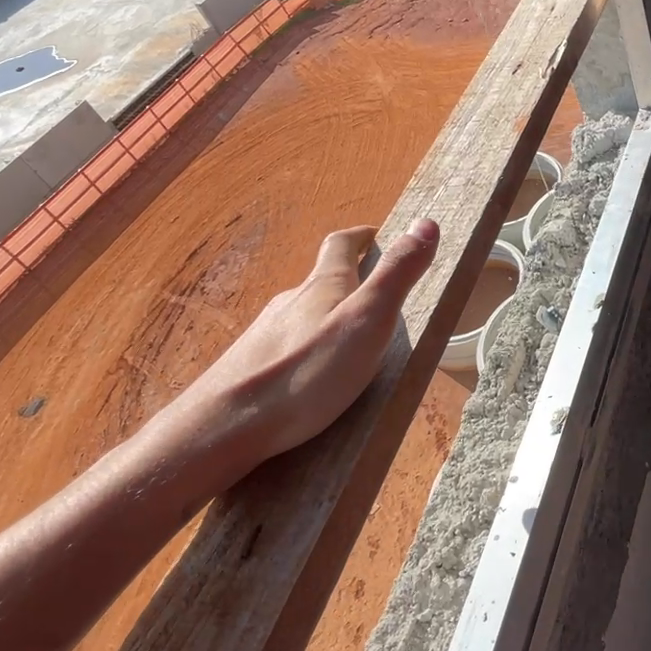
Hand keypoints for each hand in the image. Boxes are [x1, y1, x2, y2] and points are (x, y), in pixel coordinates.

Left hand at [174, 219, 439, 463]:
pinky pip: (283, 350)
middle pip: (319, 281)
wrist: (222, 428)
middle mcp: (290, 302)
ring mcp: (264, 335)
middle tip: (373, 296)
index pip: (341, 245)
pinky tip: (308, 379)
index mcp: (323, 286)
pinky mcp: (247, 369)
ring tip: (347, 343)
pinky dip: (303, 352)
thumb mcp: (368, 320)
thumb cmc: (306, 371)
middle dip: (346, 281)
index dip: (360, 236)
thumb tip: (427, 221)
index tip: (376, 235)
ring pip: (300, 316)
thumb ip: (398, 274)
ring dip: (324, 319)